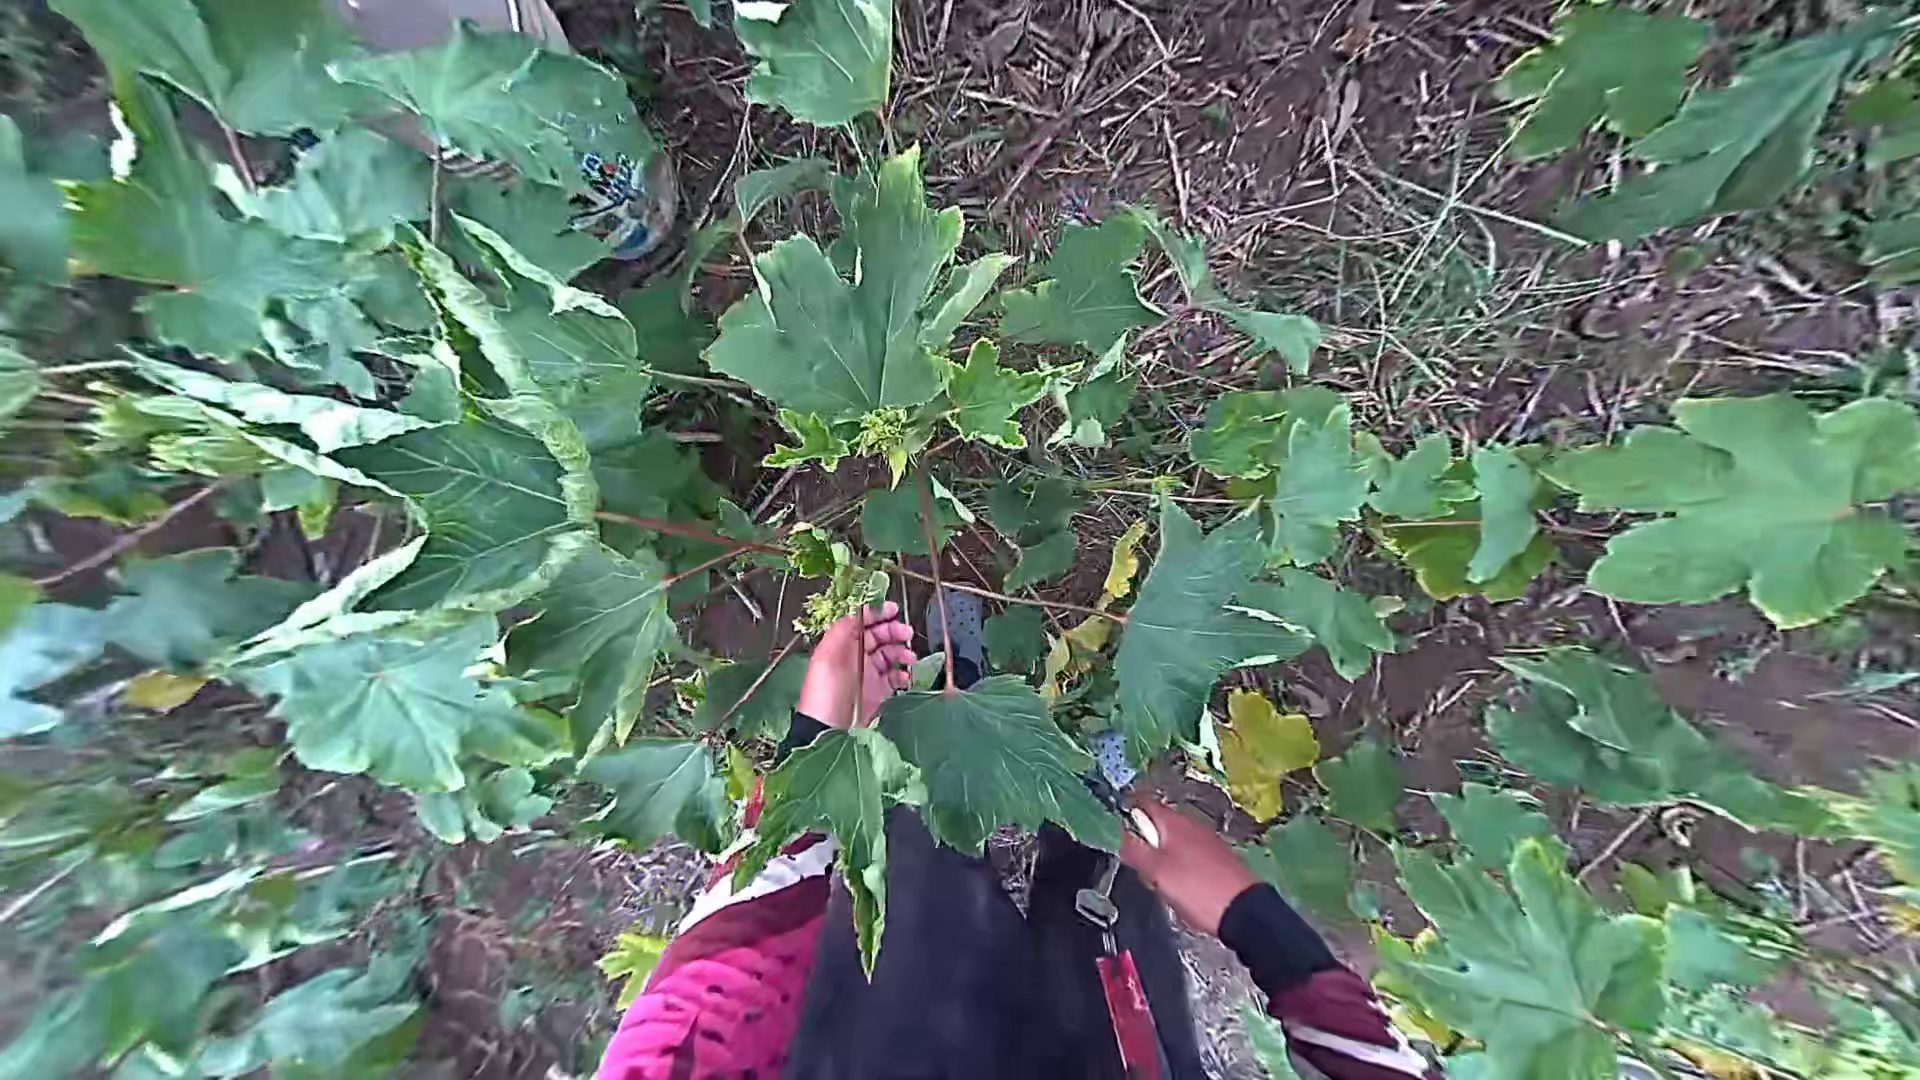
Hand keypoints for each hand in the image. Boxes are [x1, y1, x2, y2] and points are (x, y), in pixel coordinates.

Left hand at [795, 602, 916, 728]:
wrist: (830, 731)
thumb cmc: (827, 692)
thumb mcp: (827, 657)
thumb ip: (842, 630)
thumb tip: (858, 611)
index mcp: (842, 645)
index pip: (861, 622)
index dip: (877, 613)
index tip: (894, 610)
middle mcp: (855, 657)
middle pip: (878, 636)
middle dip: (894, 631)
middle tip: (907, 632)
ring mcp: (868, 675)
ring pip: (889, 654)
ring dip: (901, 651)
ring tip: (909, 656)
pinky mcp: (878, 692)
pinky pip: (895, 677)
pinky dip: (902, 673)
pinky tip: (905, 676)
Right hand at [1121, 800, 1260, 936]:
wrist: (1246, 914)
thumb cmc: (1198, 889)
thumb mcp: (1157, 872)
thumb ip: (1135, 851)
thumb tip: (1122, 835)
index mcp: (1173, 822)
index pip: (1144, 803)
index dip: (1128, 813)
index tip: (1119, 829)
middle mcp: (1192, 825)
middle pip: (1159, 824)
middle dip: (1147, 841)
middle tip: (1142, 865)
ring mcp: (1208, 841)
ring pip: (1176, 842)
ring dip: (1164, 856)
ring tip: (1164, 882)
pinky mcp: (1220, 859)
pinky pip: (1192, 855)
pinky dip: (1183, 866)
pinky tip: (1187, 888)